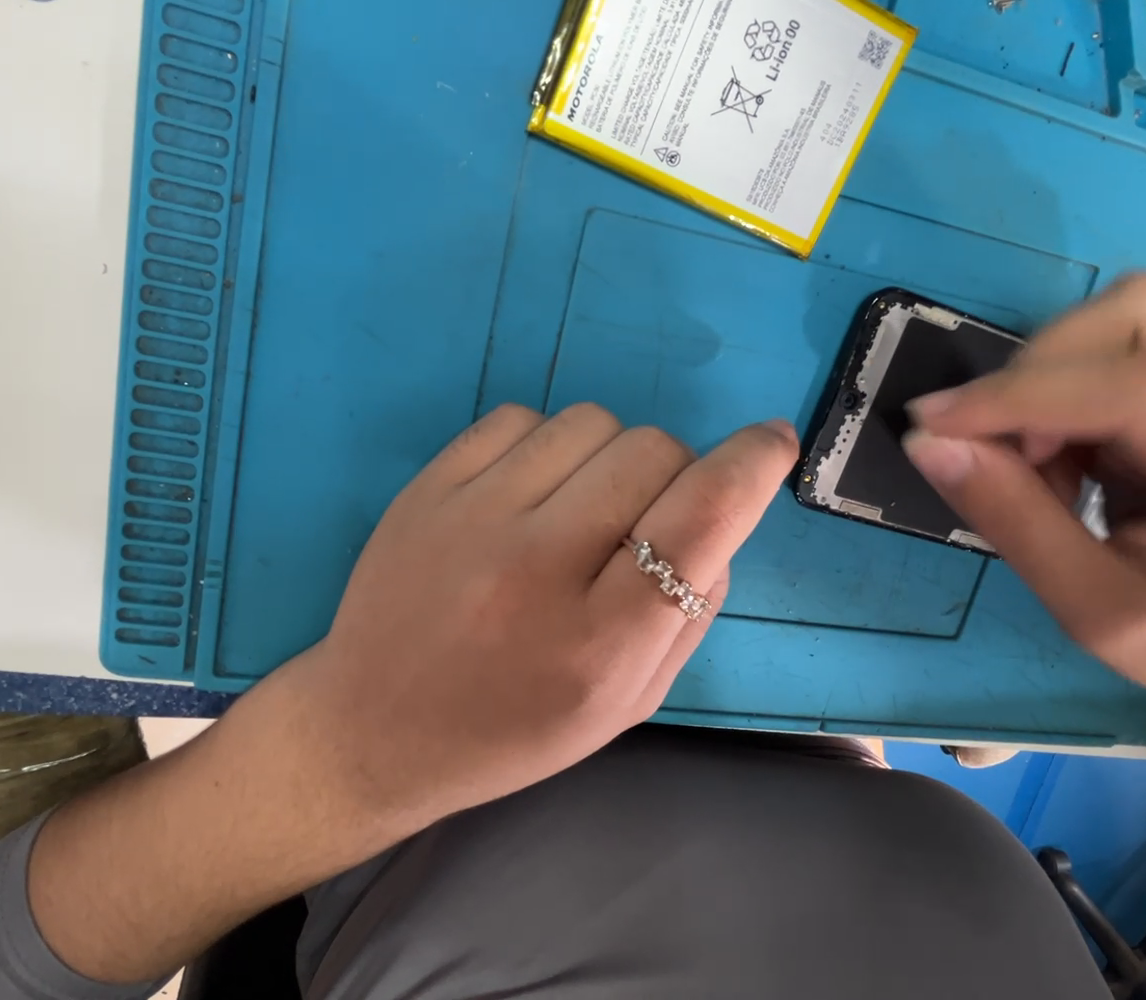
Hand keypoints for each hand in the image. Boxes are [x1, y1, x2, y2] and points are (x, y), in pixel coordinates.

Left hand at [263, 403, 798, 828]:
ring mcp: (471, 517)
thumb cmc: (515, 730)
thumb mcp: (630, 702)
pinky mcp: (425, 485)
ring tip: (577, 509)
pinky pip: (523, 416)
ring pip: (592, 420)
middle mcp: (535, 569)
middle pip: (653, 450)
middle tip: (640, 519)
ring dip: (610, 455)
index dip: (752, 466)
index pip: (700, 520)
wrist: (374, 729)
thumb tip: (719, 515)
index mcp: (599, 644)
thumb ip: (693, 611)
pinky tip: (525, 496)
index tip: (772, 442)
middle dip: (674, 473)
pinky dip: (546, 445)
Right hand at [902, 274, 1145, 741]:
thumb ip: (1016, 523)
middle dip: (1040, 371)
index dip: (1019, 397)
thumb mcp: (1098, 615)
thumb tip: (927, 444)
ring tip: (1042, 458)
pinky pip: (1127, 342)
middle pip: (1139, 315)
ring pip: (1129, 315)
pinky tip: (1070, 456)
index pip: (1136, 391)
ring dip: (1053, 375)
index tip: (929, 422)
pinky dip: (1069, 387)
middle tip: (1003, 451)